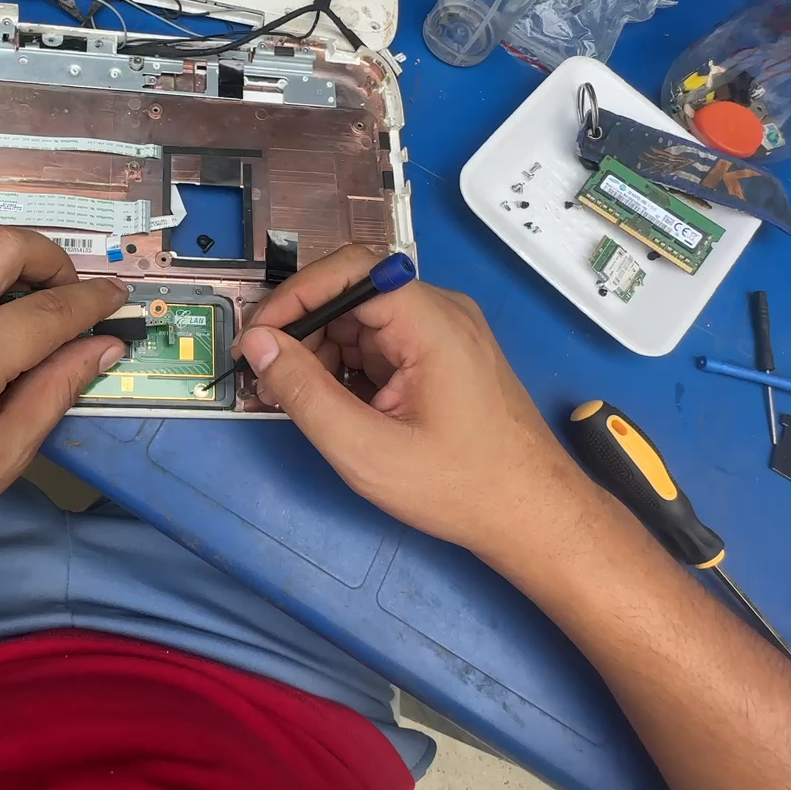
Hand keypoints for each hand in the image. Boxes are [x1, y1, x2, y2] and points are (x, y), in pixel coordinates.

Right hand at [236, 246, 603, 566]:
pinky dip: (344, 365)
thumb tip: (256, 342)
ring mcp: (441, 332)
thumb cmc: (456, 486)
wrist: (534, 519)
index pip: (350, 270)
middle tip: (266, 375)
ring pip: (360, 320)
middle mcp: (439, 311)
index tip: (257, 337)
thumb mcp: (365, 448)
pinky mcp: (438, 355)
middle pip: (352, 293)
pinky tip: (328, 400)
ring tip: (292, 395)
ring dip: (318, 350)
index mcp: (430, 321)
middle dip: (301, 329)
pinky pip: (378, 343)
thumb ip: (304, 392)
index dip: (296, 294)